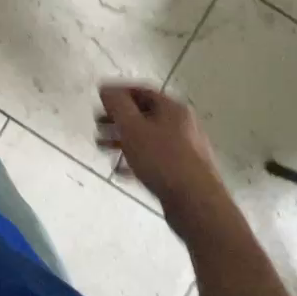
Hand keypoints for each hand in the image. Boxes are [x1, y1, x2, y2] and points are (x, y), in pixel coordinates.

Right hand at [98, 84, 229, 233]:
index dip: (118, 92)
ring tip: (103, 148)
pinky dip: (137, 160)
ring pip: (149, 139)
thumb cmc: (162, 161)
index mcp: (173, 109)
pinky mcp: (184, 174)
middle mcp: (183, 126)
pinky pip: (156, 160)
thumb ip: (117, 105)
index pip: (141, 91)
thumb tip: (106, 88)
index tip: (100, 100)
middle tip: (98, 125)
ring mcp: (186, 151)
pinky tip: (120, 171)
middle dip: (118, 119)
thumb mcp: (133, 128)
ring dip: (124, 140)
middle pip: (145, 115)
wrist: (198, 207)